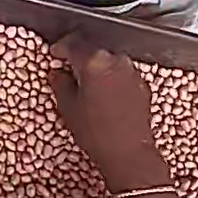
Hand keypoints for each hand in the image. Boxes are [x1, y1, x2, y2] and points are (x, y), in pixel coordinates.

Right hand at [48, 34, 170, 190]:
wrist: (129, 153)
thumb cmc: (96, 132)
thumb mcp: (69, 108)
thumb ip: (61, 84)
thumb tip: (58, 74)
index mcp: (94, 61)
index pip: (74, 43)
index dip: (61, 47)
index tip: (55, 53)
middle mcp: (116, 61)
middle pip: (94, 52)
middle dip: (81, 59)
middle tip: (68, 72)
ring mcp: (132, 73)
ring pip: (110, 64)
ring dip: (98, 71)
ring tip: (87, 88)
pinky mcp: (142, 86)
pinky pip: (122, 76)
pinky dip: (112, 81)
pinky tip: (105, 97)